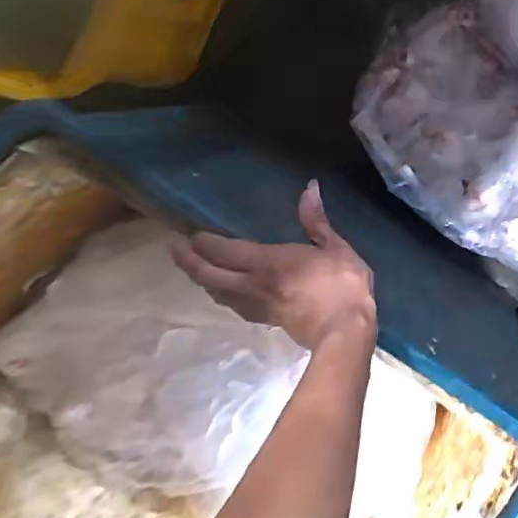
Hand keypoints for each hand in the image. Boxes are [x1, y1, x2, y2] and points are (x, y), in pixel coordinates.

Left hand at [170, 181, 375, 350]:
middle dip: (187, 260)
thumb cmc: (342, 283)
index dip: (203, 242)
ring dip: (199, 278)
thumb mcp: (335, 247)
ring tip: (193, 266)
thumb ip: (316, 220)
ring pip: (214, 292)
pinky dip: (217, 293)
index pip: (223, 251)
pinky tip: (222, 290)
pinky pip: (229, 303)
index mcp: (267, 262)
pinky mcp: (262, 319)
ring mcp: (254, 305)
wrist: (343, 329)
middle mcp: (251, 284)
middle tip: (174, 247)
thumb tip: (309, 188)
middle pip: (207, 274)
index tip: (190, 232)